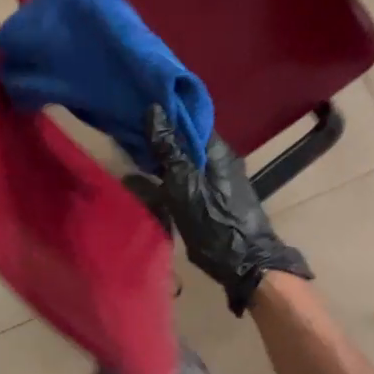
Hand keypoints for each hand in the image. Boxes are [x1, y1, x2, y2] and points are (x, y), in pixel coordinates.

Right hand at [126, 103, 311, 315]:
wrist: (247, 268)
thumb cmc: (215, 223)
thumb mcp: (184, 184)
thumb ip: (168, 148)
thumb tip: (154, 109)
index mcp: (217, 149)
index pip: (188, 117)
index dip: (163, 110)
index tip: (136, 105)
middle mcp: (219, 158)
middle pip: (184, 137)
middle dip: (158, 133)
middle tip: (126, 129)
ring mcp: (217, 178)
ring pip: (183, 156)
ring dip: (160, 154)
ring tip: (130, 149)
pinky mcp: (211, 196)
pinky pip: (185, 173)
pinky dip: (167, 171)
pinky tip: (146, 174)